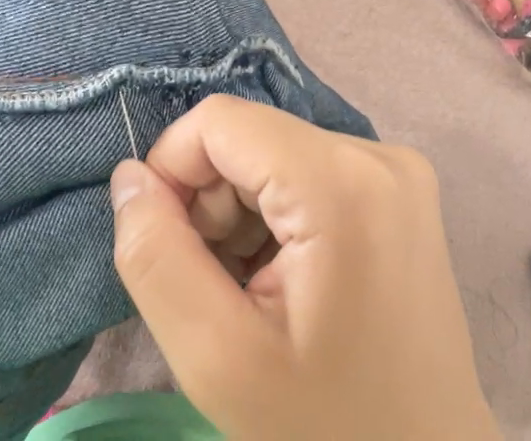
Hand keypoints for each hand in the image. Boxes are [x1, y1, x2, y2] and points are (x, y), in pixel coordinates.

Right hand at [110, 95, 499, 439]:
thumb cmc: (324, 426)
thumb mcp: (218, 357)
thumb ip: (155, 256)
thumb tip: (129, 177)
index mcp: (342, 182)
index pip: (218, 121)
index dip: (172, 171)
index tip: (169, 248)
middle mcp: (379, 154)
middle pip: (249, 138)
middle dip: (211, 203)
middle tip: (218, 287)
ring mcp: (398, 171)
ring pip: (274, 156)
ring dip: (241, 216)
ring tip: (254, 294)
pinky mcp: (402, 192)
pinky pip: (309, 174)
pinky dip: (277, 218)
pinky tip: (287, 284)